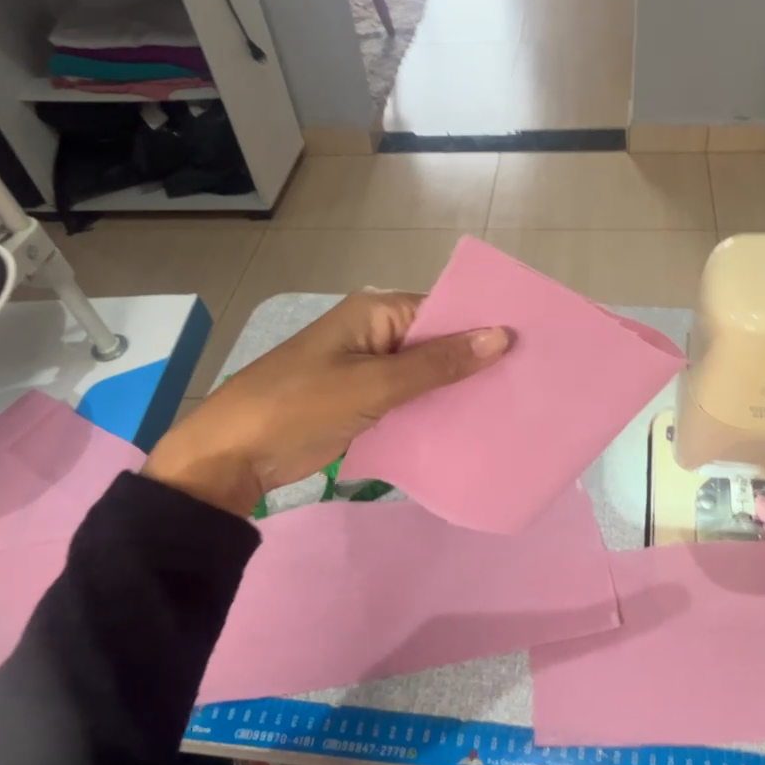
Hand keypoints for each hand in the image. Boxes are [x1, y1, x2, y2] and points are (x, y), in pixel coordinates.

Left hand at [141, 290, 509, 514]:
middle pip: (438, 341)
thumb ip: (438, 363)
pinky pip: (409, 399)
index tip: (531, 349)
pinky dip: (433, 411)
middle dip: (476, 362)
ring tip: (511, 408)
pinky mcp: (362, 401)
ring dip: (457, 390)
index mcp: (375, 311)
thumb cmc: (300, 406)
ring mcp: (368, 369)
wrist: (233, 454)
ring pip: (426, 374)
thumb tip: (501, 335)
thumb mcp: (374, 384)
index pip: (444, 310)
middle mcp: (375, 332)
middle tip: (529, 384)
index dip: (484, 328)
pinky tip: (469, 428)